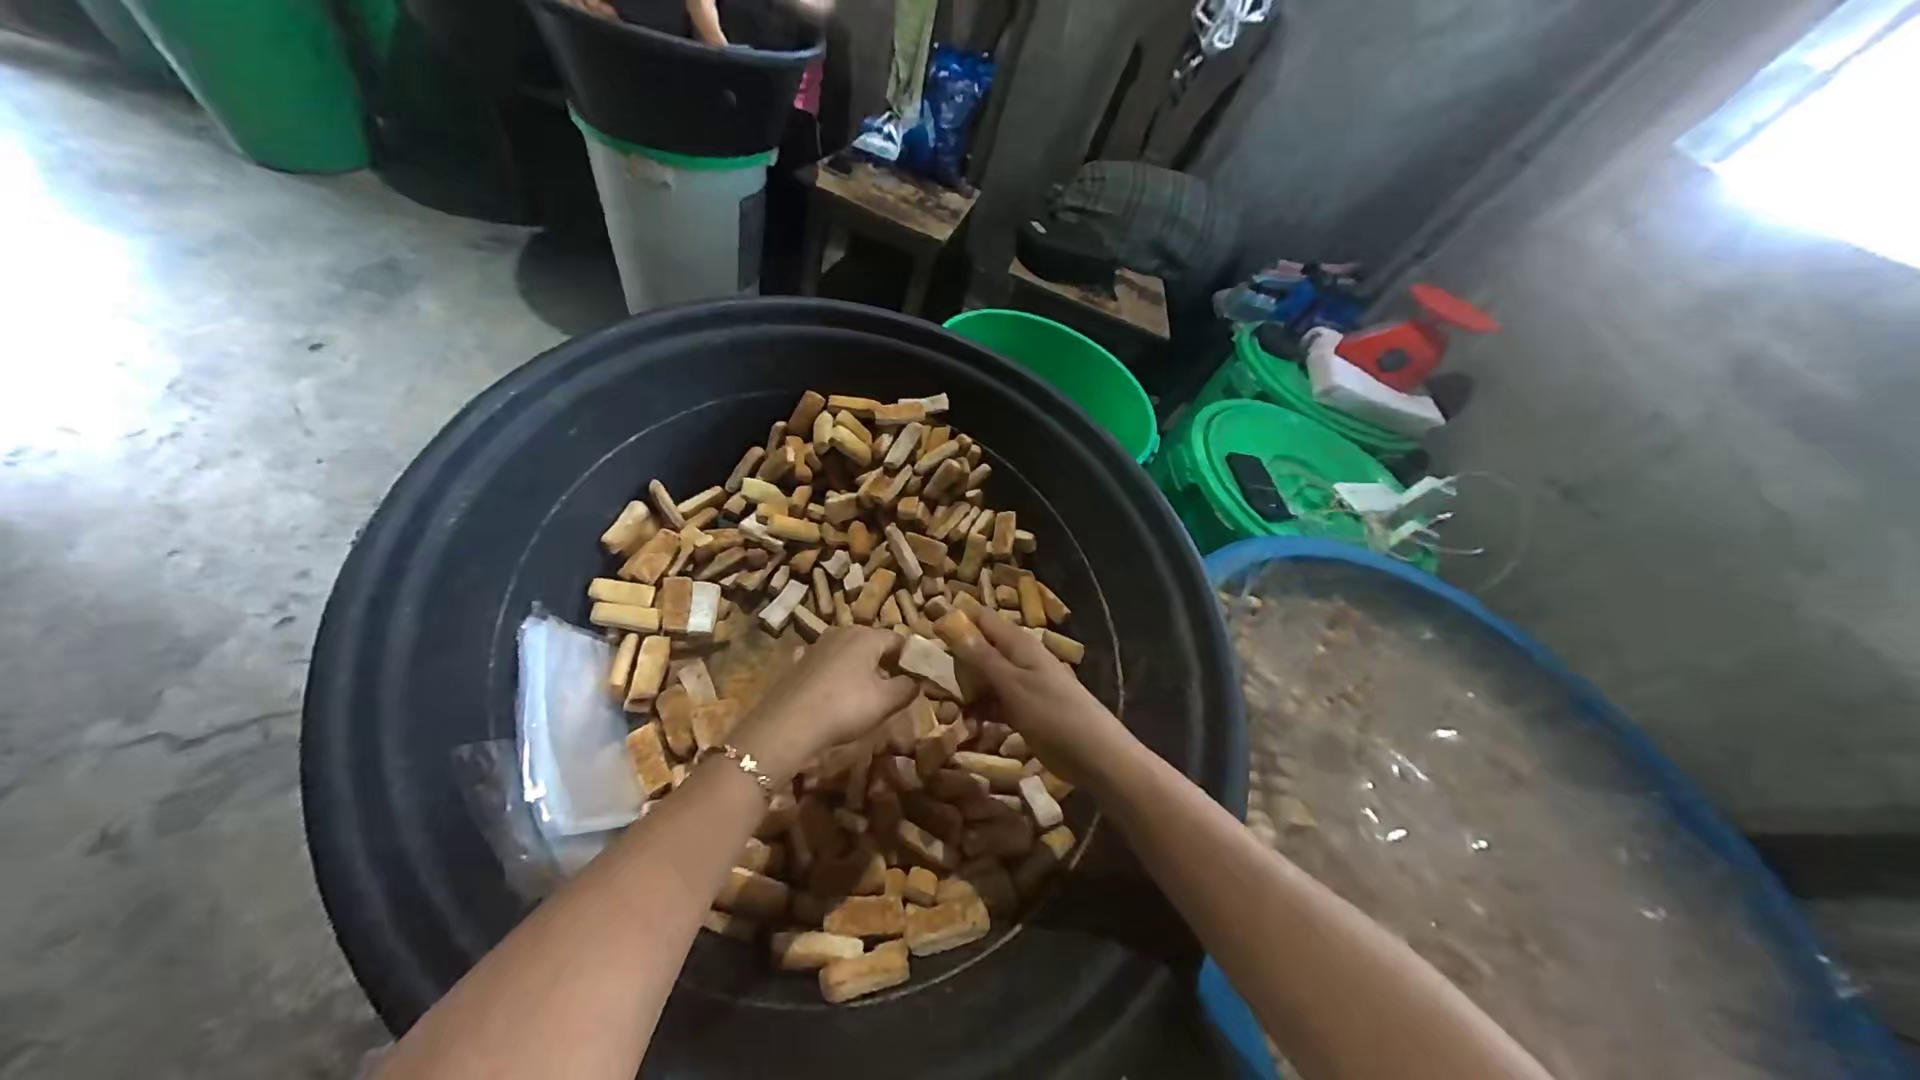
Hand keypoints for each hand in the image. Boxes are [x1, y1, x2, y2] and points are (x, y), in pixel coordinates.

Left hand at [727, 627, 917, 783]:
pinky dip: (834, 673)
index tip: (916, 682)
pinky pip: (826, 663)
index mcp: (867, 635)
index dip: (911, 660)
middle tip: (893, 691)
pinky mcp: (799, 662)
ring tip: (864, 695)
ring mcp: (817, 645)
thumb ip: (908, 687)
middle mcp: (842, 631)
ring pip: (849, 652)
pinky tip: (833, 689)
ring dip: (860, 669)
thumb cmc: (844, 707)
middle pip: (874, 644)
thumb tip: (917, 680)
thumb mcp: (886, 701)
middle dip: (886, 664)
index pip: (900, 641)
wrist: (788, 724)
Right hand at [943, 609, 1132, 782]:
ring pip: (985, 679)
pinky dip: (981, 711)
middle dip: (957, 662)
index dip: (958, 621)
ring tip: (945, 708)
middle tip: (931, 680)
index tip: (929, 635)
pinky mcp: (1023, 711)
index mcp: (1019, 644)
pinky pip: (994, 704)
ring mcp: (1022, 686)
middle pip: (980, 650)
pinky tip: (967, 726)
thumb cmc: (1053, 714)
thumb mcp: (1012, 684)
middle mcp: (1019, 660)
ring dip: (966, 691)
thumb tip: (953, 622)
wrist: (1095, 755)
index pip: (983, 619)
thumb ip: (982, 656)